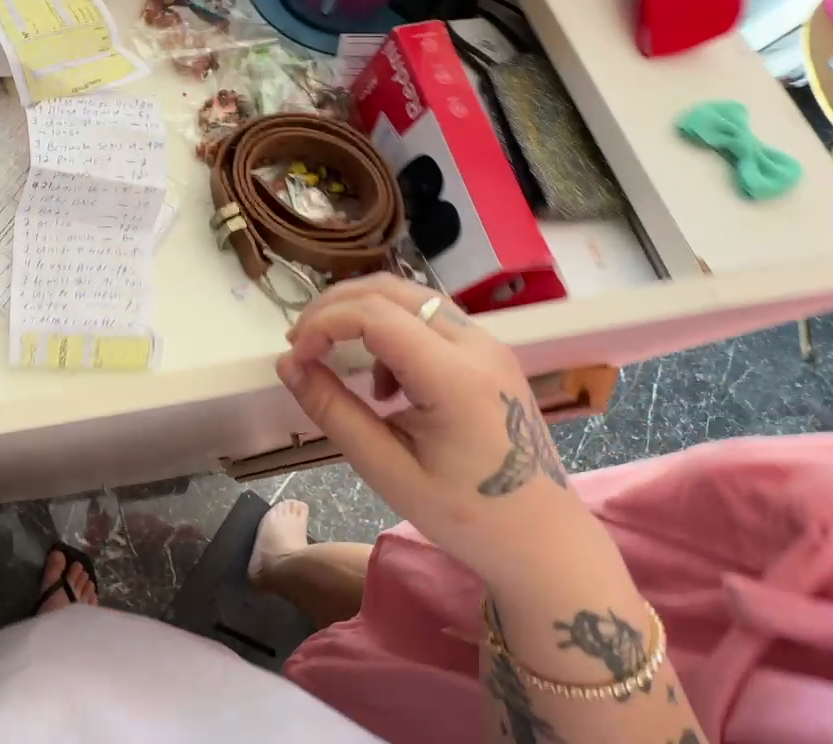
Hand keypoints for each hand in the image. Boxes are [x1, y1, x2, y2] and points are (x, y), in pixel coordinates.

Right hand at [276, 275, 590, 588]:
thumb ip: (332, 410)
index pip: (373, 315)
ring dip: (359, 314)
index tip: (295, 358)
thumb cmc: (464, 514)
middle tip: (300, 342)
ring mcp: (488, 346)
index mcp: (455, 377)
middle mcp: (477, 346)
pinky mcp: (489, 355)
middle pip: (389, 290)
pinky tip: (380, 380)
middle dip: (333, 307)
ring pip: (408, 296)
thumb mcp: (384, 468)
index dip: (322, 325)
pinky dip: (387, 328)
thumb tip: (286, 364)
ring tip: (329, 354)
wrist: (545, 542)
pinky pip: (427, 317)